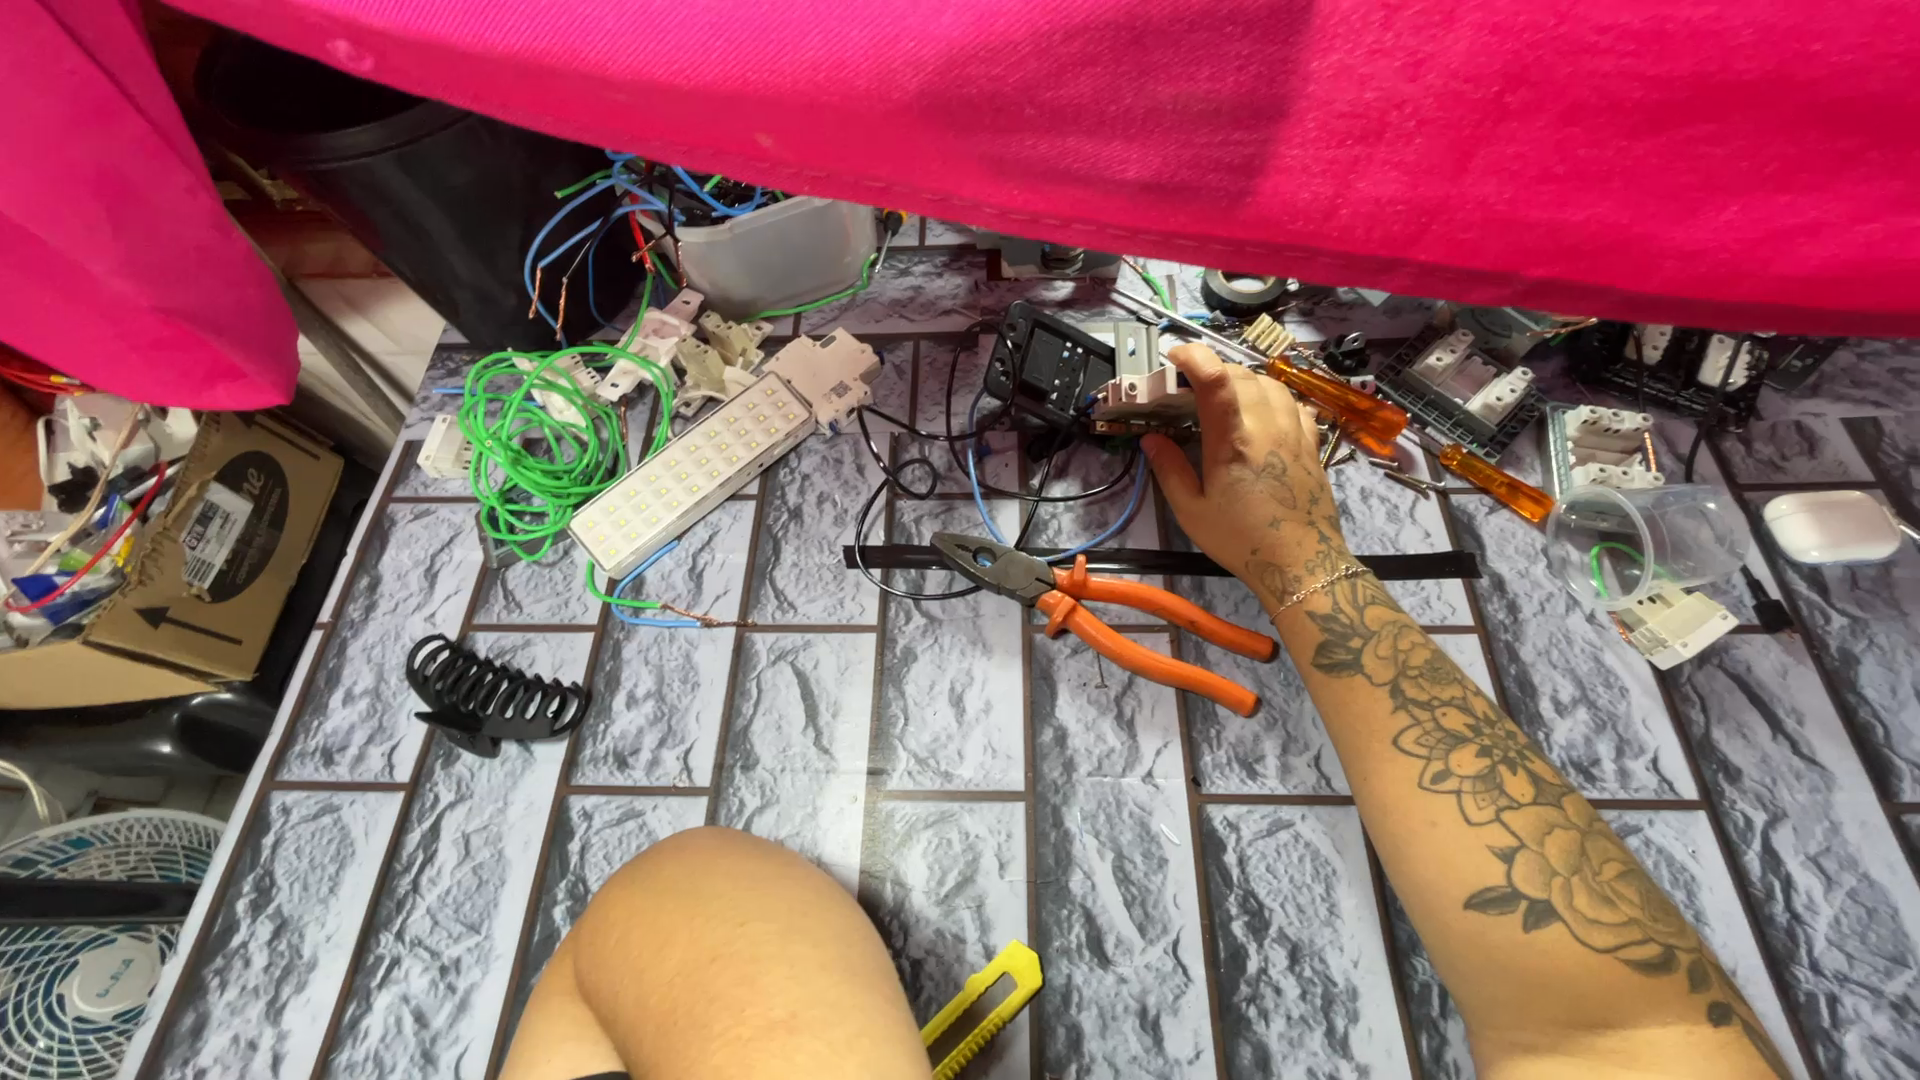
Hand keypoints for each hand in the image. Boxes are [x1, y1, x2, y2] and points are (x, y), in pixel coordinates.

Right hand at [1142, 344, 1353, 611]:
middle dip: (1213, 370)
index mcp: (1231, 441)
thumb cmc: (1240, 539)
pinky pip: (1295, 403)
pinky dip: (1274, 397)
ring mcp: (1294, 432)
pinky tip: (1264, 412)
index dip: (1194, 357)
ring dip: (1244, 380)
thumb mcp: (1191, 511)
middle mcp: (1266, 426)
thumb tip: (1151, 439)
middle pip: (1241, 374)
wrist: (1301, 561)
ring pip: (1271, 383)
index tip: (1174, 356)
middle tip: (1191, 387)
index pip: (1216, 379)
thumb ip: (1169, 470)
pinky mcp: (1311, 443)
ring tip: (1226, 397)